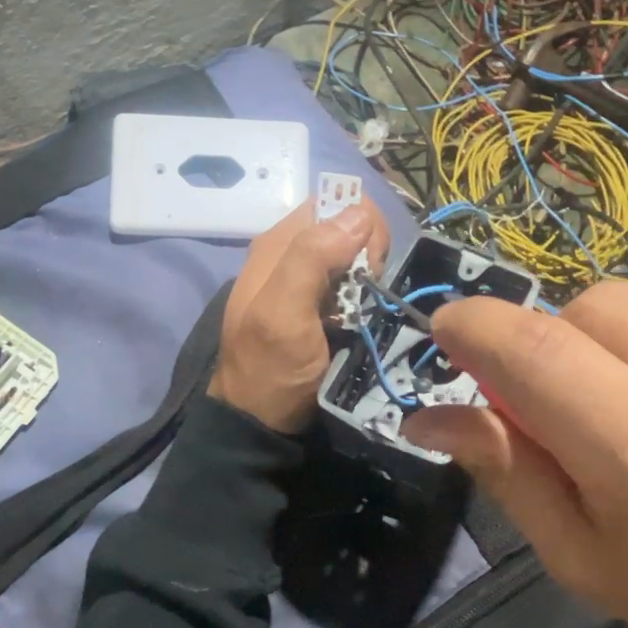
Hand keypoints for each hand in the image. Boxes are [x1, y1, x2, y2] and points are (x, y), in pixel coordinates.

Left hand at [209, 199, 389, 433]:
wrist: (259, 424)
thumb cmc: (270, 369)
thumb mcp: (282, 313)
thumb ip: (311, 258)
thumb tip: (358, 213)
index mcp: (277, 245)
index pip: (335, 204)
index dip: (360, 228)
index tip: (366, 268)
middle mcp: (292, 256)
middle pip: (349, 230)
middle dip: (368, 257)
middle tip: (361, 299)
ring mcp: (307, 285)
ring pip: (355, 260)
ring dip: (368, 282)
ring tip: (357, 316)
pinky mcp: (321, 311)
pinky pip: (353, 289)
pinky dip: (363, 301)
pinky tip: (356, 325)